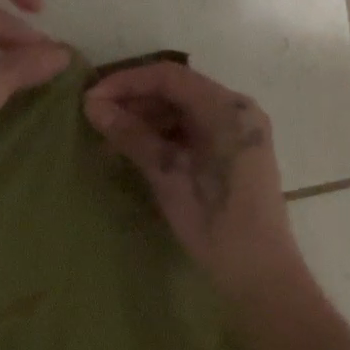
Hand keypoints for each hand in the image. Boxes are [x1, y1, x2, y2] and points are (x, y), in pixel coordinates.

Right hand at [83, 61, 300, 291]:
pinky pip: (191, 128)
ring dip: (144, 117)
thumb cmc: (216, 226)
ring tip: (108, 135)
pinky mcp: (231, 151)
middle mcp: (237, 110)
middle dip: (133, 99)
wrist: (259, 272)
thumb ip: (134, 138)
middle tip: (93, 118)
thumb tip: (92, 106)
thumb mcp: (170, 178)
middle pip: (177, 89)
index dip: (126, 82)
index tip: (89, 99)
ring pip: (182, 108)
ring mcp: (236, 130)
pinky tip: (134, 148)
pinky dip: (162, 134)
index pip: (170, 77)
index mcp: (229, 111)